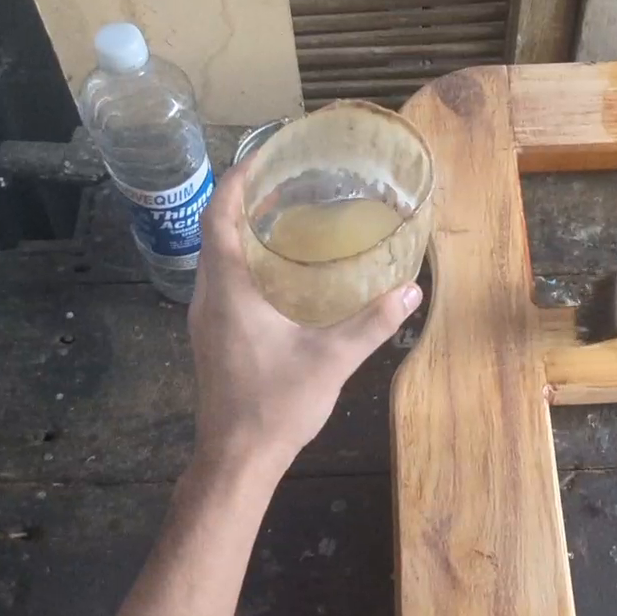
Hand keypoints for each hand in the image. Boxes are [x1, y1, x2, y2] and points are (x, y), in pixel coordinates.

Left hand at [187, 166, 420, 477]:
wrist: (237, 458)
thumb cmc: (277, 405)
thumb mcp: (332, 361)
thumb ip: (372, 324)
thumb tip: (411, 290)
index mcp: (229, 291)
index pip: (220, 219)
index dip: (236, 182)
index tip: (261, 157)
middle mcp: (208, 298)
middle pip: (215, 232)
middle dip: (244, 201)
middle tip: (286, 182)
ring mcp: (205, 319)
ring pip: (216, 259)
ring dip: (242, 232)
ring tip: (285, 217)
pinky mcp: (211, 336)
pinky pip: (222, 281)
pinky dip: (243, 261)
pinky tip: (279, 271)